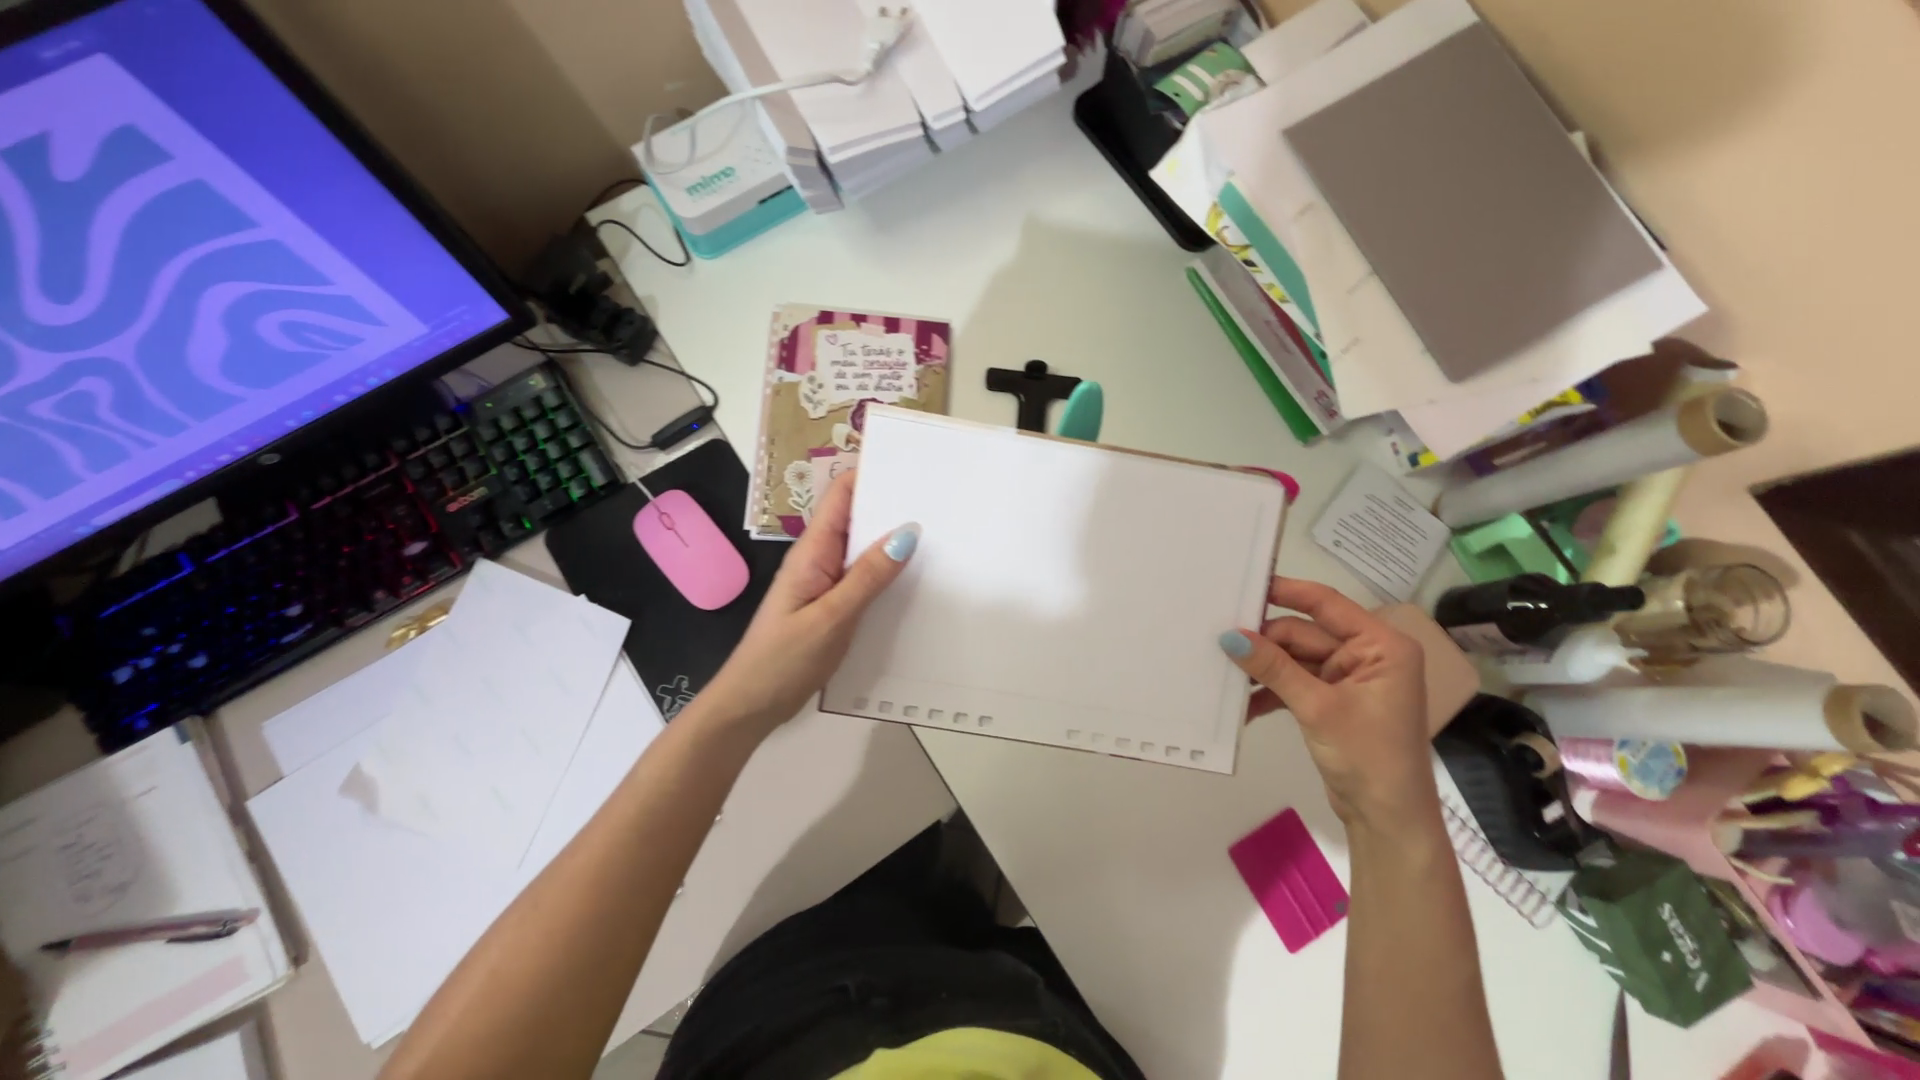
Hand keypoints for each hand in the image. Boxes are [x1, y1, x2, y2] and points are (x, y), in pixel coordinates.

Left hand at [695, 469, 917, 735]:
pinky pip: (864, 579)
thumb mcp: (831, 617)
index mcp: (813, 551)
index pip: (842, 493)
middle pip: (858, 517)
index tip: (914, 462)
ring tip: (943, 534)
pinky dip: (888, 573)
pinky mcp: (833, 607)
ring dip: (895, 541)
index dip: (873, 472)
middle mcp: (820, 559)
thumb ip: (868, 576)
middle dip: (894, 505)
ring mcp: (826, 584)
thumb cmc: (783, 660)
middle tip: (943, 499)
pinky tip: (918, 580)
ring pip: (865, 550)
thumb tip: (907, 531)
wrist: (752, 705)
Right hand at [1220, 578, 1437, 832]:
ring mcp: (1349, 680)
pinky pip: (1295, 684)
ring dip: (1264, 670)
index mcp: (1381, 646)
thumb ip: (1273, 667)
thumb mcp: (1317, 707)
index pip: (1327, 604)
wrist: (1387, 818)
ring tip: (1224, 673)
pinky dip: (1272, 692)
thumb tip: (1229, 635)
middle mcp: (1367, 656)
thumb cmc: (1368, 756)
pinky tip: (1243, 705)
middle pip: (1304, 634)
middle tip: (1219, 641)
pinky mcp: (1333, 702)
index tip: (1246, 583)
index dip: (1287, 592)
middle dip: (1265, 642)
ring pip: (1295, 660)